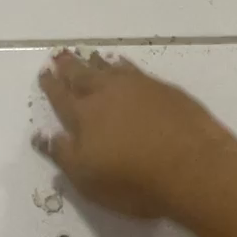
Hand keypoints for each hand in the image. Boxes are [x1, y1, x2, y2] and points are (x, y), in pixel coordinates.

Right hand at [35, 49, 236, 219]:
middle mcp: (106, 94)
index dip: (51, 86)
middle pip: (82, 75)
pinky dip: (123, 66)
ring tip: (89, 55)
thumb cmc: (134, 181)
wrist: (194, 168)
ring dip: (96, 62)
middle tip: (60, 56)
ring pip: (109, 69)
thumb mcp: (88, 179)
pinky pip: (134, 70)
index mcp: (84, 116)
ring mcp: (137, 88)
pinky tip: (123, 66)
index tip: (44, 73)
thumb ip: (63, 155)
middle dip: (69, 67)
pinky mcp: (164, 89)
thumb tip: (42, 136)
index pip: (61, 97)